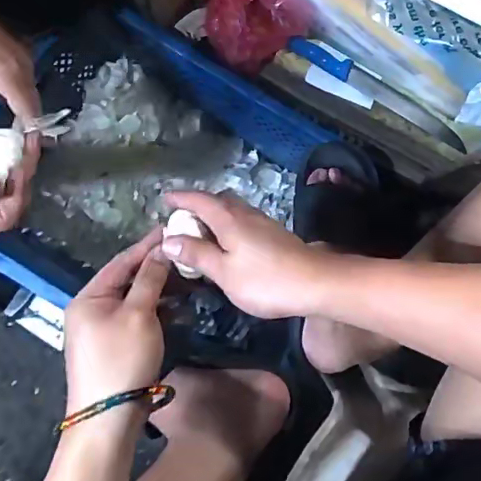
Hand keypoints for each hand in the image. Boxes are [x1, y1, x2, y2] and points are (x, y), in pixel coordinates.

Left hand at [0, 0, 40, 137]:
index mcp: (10, 76)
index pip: (29, 110)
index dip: (30, 131)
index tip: (27, 149)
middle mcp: (24, 65)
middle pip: (32, 100)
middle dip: (24, 121)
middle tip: (13, 140)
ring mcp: (22, 54)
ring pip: (26, 87)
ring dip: (15, 103)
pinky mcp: (16, 47)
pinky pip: (20, 75)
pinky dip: (11, 89)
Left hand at [64, 231, 171, 412]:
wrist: (108, 420)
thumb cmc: (121, 360)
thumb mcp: (139, 313)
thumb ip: (150, 277)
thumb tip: (161, 249)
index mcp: (88, 297)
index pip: (122, 260)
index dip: (148, 245)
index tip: (172, 228)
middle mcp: (90, 309)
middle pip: (127, 278)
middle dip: (155, 266)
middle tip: (184, 252)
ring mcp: (100, 329)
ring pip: (133, 298)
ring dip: (158, 288)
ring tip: (186, 275)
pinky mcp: (113, 346)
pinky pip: (135, 316)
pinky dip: (155, 308)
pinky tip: (176, 304)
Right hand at [160, 191, 336, 318]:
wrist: (314, 282)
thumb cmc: (265, 280)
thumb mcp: (224, 272)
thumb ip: (198, 254)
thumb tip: (168, 238)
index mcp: (230, 220)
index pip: (200, 200)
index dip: (182, 198)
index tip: (165, 198)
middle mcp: (246, 214)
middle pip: (219, 200)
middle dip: (199, 204)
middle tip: (181, 217)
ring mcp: (263, 222)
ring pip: (234, 209)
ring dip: (216, 213)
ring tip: (202, 230)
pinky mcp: (274, 233)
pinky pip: (244, 219)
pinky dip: (229, 223)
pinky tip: (229, 241)